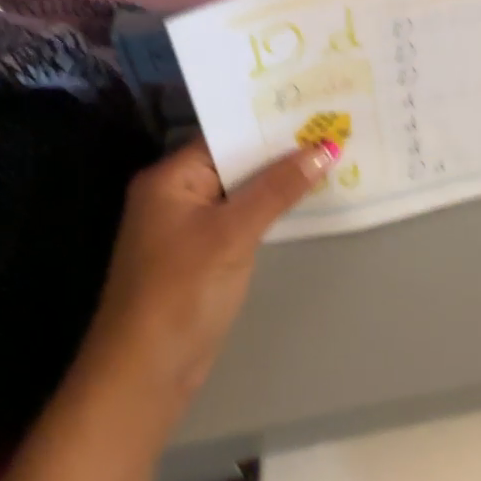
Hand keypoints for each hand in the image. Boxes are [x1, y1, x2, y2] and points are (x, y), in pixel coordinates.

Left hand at [0, 142, 333, 480]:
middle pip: (236, 161)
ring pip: (242, 191)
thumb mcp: (233, 234)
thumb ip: (279, 188)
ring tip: (333, 156)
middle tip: (336, 128)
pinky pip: (242, 217)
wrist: (144, 375)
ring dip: (280, 180)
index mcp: (169, 178)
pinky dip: (271, 208)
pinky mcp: (202, 254)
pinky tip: (306, 199)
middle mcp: (175, 195)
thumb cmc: (182, 293)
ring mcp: (188, 226)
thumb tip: (325, 146)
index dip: (271, 122)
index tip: (318, 106)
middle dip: (282, 150)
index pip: (226, 135)